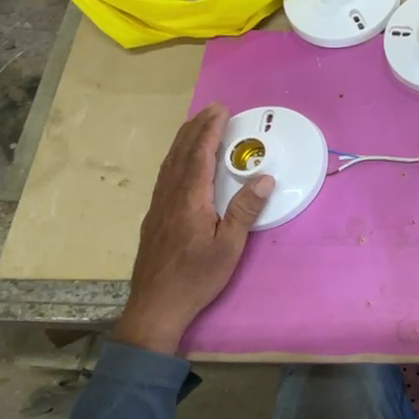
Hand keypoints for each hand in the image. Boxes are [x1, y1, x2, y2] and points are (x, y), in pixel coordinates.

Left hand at [112, 104, 271, 355]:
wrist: (154, 308)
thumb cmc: (196, 278)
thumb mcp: (228, 248)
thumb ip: (244, 211)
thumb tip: (264, 179)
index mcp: (189, 200)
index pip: (200, 156)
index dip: (210, 130)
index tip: (222, 110)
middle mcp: (170, 197)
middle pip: (181, 154)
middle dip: (197, 128)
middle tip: (213, 109)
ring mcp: (158, 207)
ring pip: (169, 164)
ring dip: (185, 141)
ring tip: (198, 125)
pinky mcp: (154, 218)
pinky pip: (165, 176)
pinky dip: (176, 158)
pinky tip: (181, 161)